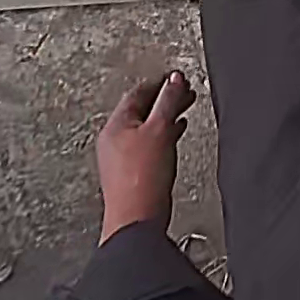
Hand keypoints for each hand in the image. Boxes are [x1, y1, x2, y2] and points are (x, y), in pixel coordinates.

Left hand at [95, 71, 196, 243]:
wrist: (137, 223)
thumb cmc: (141, 180)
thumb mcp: (160, 129)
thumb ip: (168, 101)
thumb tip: (175, 79)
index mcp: (116, 125)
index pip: (139, 92)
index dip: (160, 82)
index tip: (177, 77)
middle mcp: (115, 139)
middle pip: (144, 108)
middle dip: (166, 98)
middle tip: (184, 90)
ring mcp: (123, 156)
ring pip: (148, 125)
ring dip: (167, 114)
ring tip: (184, 107)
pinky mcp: (134, 171)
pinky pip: (150, 142)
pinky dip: (164, 133)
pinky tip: (175, 133)